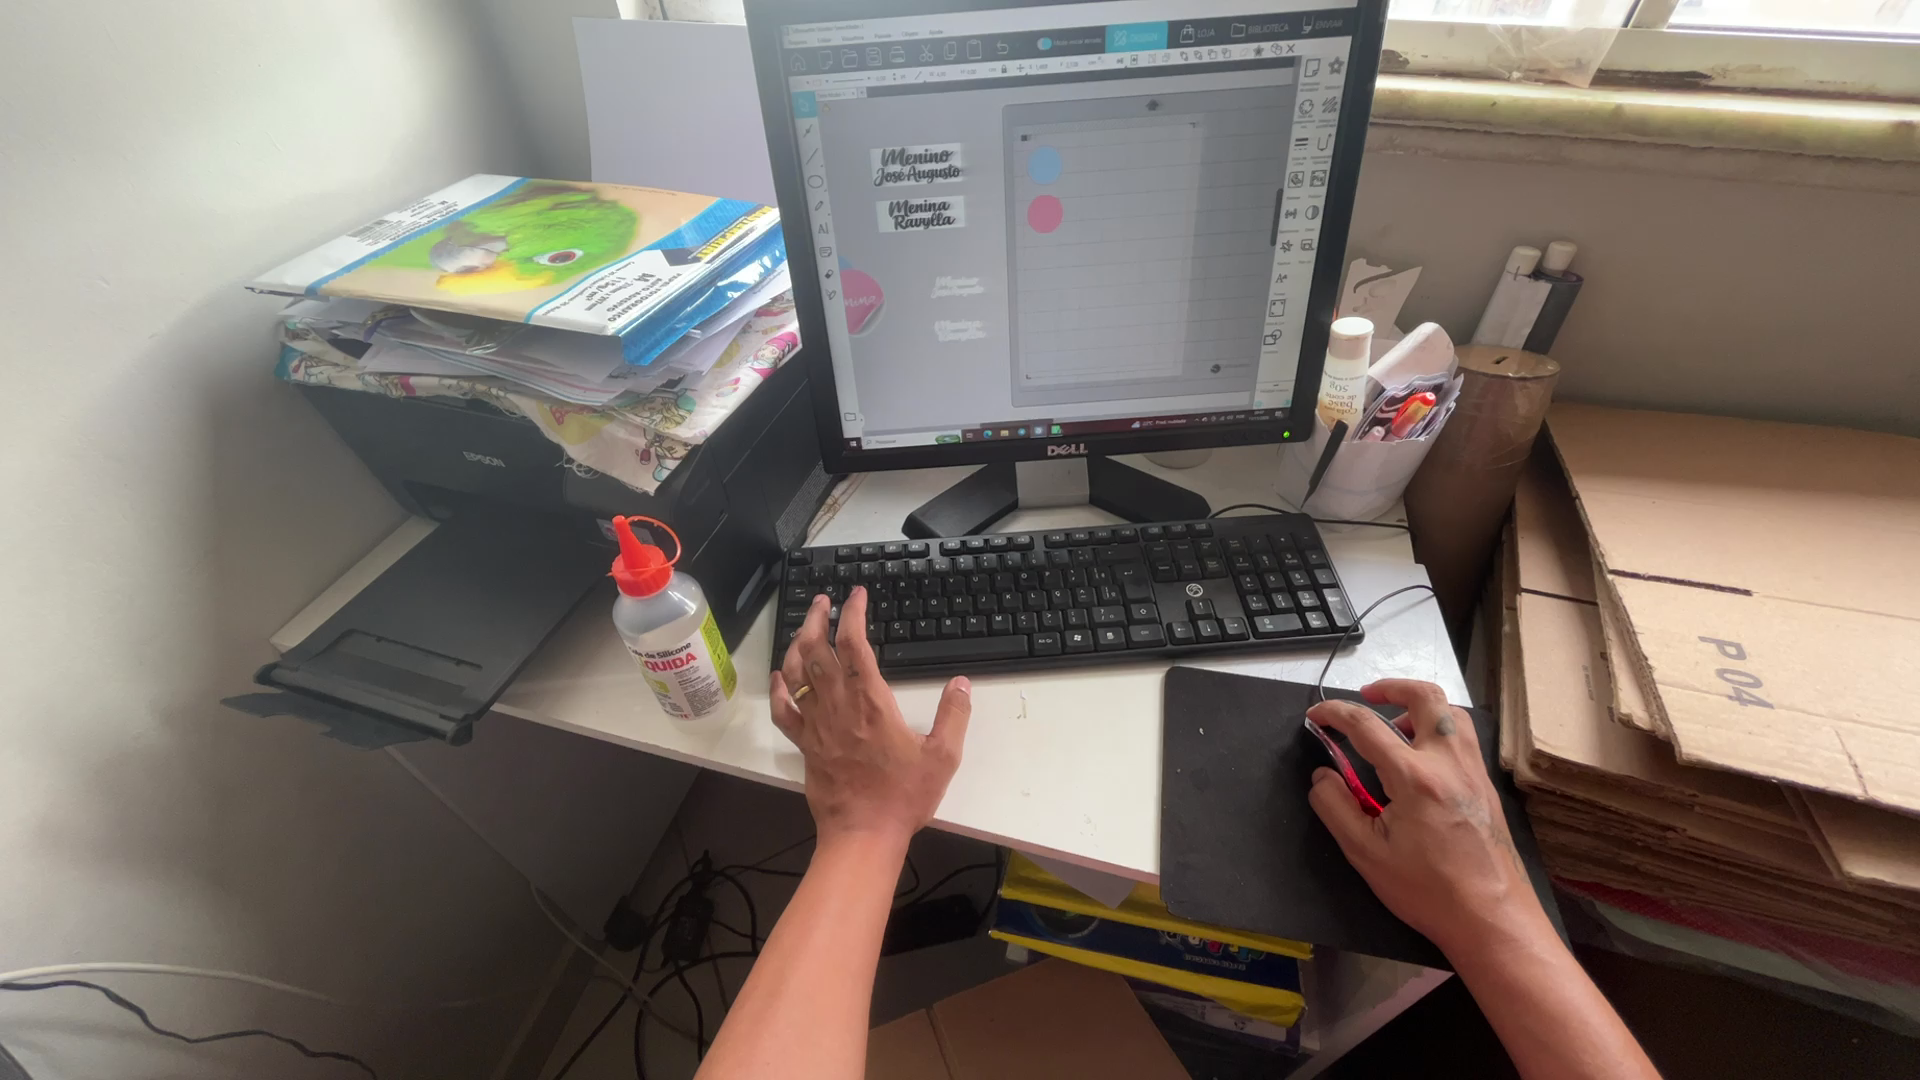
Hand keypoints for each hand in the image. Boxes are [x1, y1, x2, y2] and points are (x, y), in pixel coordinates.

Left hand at [770, 586, 970, 848]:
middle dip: (818, 618)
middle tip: (824, 601)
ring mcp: (816, 725)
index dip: (853, 614)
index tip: (856, 595)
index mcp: (872, 703)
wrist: (863, 835)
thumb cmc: (903, 797)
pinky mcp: (804, 745)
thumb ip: (954, 715)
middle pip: (818, 650)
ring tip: (804, 626)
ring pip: (797, 673)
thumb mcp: (942, 757)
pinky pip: (783, 711)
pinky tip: (781, 675)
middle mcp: (838, 706)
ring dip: (797, 644)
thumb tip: (962, 682)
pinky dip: (779, 688)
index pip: (855, 645)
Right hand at [1305, 679, 1546, 957]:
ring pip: (1452, 713)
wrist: (1495, 924)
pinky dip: (1436, 729)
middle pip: (1427, 697)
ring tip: (1392, 726)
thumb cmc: (1427, 890)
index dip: (1333, 713)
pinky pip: (1462, 739)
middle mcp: (1449, 764)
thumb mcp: (1364, 852)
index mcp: (1414, 777)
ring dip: (1418, 707)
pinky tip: (1417, 757)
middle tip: (1364, 697)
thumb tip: (1323, 774)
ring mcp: (1474, 774)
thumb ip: (1333, 805)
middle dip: (1390, 687)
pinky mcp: (1486, 789)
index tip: (1315, 717)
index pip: (1365, 725)